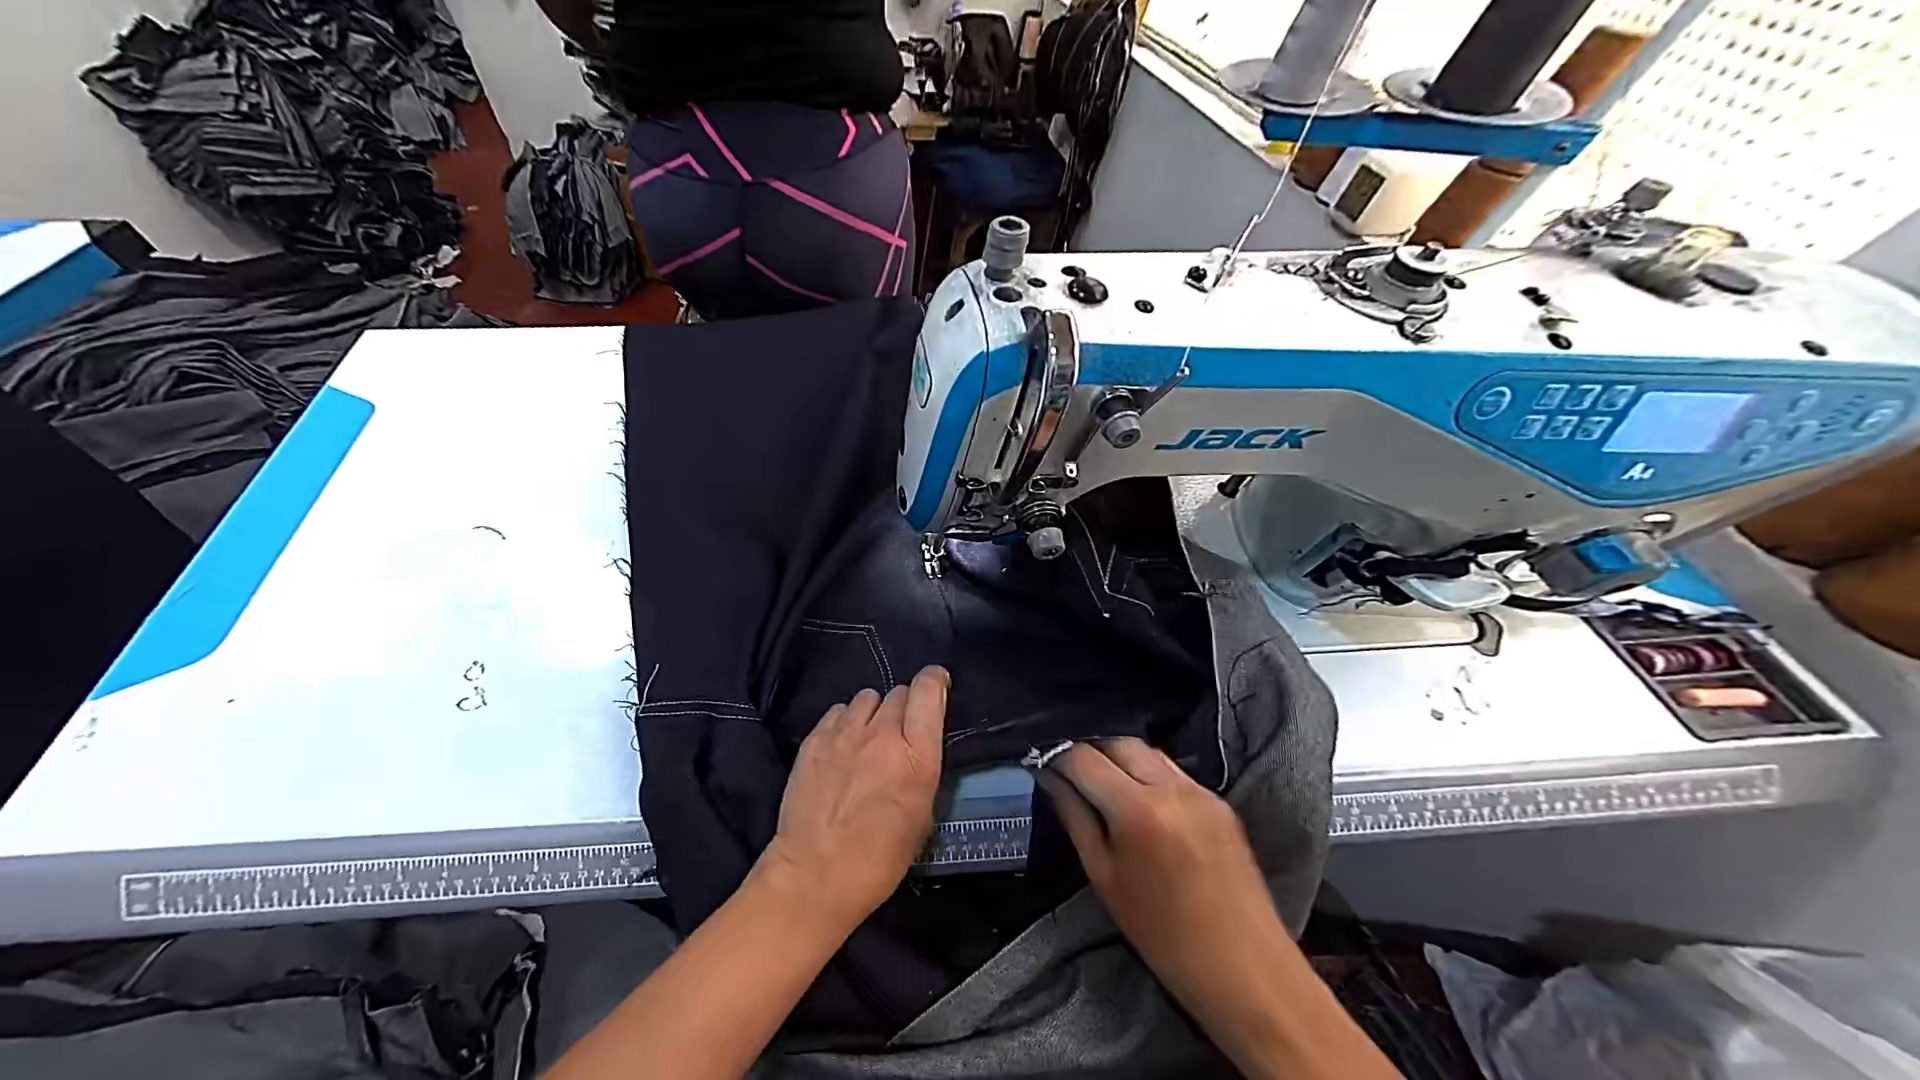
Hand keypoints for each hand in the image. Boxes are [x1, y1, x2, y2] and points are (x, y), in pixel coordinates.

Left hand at [756, 666, 948, 929]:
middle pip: (899, 692)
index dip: (935, 680)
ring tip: (868, 738)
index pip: (928, 691)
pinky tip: (842, 746)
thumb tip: (918, 744)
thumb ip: (922, 768)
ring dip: (873, 713)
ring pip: (867, 697)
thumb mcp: (922, 815)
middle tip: (899, 733)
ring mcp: (844, 734)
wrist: (815, 876)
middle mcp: (883, 736)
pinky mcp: (814, 740)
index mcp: (916, 757)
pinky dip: (845, 722)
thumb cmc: (879, 858)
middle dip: (904, 707)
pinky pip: (837, 711)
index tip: (936, 684)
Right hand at [1038, 738, 1278, 992]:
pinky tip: (1140, 801)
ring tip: (1103, 786)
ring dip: (1120, 758)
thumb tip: (1051, 780)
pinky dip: (1149, 774)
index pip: (1084, 757)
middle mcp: (1171, 787)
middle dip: (1089, 751)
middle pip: (1118, 742)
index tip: (1044, 766)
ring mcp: (1200, 791)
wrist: (1244, 969)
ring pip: (1148, 751)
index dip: (1058, 756)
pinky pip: (1173, 771)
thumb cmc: (1162, 935)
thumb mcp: (1104, 877)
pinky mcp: (1220, 801)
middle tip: (1070, 774)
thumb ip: (1075, 818)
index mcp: (1137, 809)